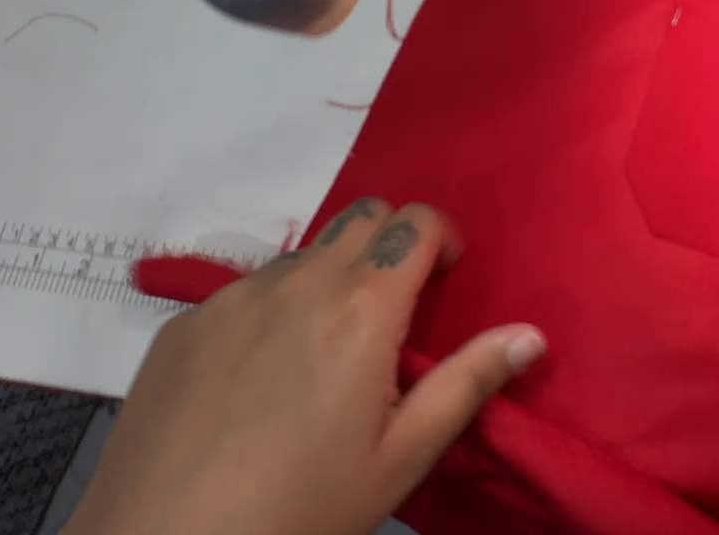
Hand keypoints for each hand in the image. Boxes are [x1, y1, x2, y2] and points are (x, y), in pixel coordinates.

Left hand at [63, 200, 545, 534]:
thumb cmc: (300, 509)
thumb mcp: (402, 457)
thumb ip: (470, 382)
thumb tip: (532, 333)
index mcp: (364, 306)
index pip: (416, 221)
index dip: (440, 236)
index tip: (443, 276)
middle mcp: (303, 280)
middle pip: (364, 214)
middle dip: (391, 240)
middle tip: (393, 303)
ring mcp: (236, 295)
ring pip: (307, 251)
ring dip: (331, 275)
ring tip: (321, 349)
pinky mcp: (186, 321)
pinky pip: (248, 288)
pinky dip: (273, 308)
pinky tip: (255, 377)